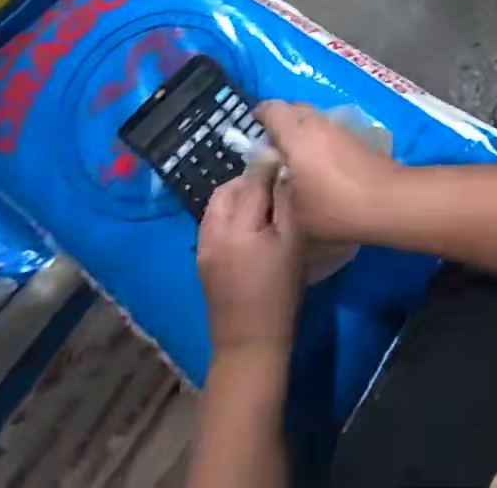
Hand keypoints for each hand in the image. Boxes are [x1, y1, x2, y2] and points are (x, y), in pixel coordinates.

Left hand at [198, 159, 303, 353]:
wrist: (251, 341)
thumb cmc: (281, 289)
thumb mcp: (293, 240)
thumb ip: (287, 201)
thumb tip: (285, 169)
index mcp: (237, 223)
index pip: (252, 178)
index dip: (269, 162)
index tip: (287, 155)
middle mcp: (213, 230)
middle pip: (227, 188)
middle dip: (251, 178)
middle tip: (278, 182)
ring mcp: (204, 246)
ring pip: (217, 204)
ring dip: (239, 194)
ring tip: (266, 202)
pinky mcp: (203, 260)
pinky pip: (214, 221)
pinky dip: (231, 212)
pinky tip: (252, 224)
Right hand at [256, 101, 402, 241]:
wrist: (388, 199)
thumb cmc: (335, 207)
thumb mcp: (295, 207)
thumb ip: (280, 185)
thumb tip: (279, 172)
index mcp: (298, 136)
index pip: (274, 109)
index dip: (261, 113)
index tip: (254, 124)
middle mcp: (320, 124)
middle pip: (296, 108)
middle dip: (282, 119)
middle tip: (273, 142)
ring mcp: (342, 127)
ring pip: (316, 117)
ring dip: (303, 128)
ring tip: (296, 153)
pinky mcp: (359, 136)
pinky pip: (331, 128)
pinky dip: (321, 136)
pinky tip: (320, 159)